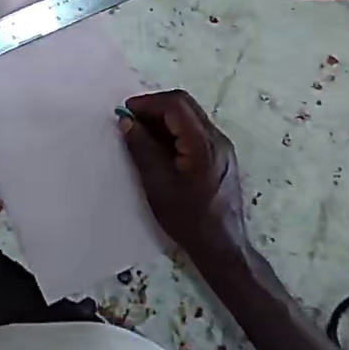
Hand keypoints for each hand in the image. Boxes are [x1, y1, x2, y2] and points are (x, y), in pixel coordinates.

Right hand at [120, 89, 248, 266]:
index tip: (125, 112)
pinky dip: (173, 131)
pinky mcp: (219, 157)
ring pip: (189, 117)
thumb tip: (127, 121)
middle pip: (185, 106)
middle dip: (154, 107)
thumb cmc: (188, 217)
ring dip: (163, 119)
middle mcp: (217, 139)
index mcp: (203, 143)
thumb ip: (141, 147)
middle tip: (131, 120)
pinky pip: (193, 132)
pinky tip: (157, 147)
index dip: (148, 102)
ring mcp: (221, 148)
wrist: (222, 247)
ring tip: (140, 134)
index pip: (176, 104)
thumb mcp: (157, 183)